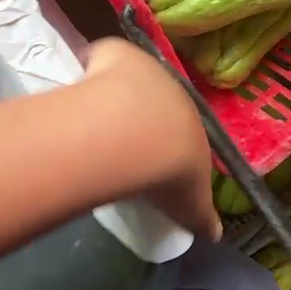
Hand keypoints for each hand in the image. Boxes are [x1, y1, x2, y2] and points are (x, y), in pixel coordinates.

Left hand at [80, 38, 221, 239]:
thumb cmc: (173, 169)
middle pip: (157, 100)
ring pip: (128, 78)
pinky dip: (89, 68)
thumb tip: (214, 235)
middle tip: (120, 139)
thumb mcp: (194, 201)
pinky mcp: (109, 54)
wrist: (140, 135)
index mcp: (194, 122)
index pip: (184, 128)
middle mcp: (174, 90)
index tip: (154, 155)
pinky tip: (76, 91)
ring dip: (115, 93)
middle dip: (143, 114)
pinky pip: (98, 58)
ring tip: (94, 118)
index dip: (169, 140)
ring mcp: (141, 68)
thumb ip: (201, 215)